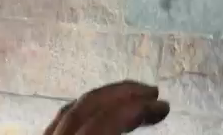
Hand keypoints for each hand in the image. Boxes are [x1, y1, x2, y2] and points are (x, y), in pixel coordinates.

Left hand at [44, 82, 169, 134]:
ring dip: (104, 98)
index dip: (138, 107)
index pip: (106, 119)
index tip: (163, 105)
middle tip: (152, 92)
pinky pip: (59, 122)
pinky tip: (99, 113)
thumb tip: (158, 112)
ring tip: (131, 97)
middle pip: (86, 105)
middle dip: (123, 93)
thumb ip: (121, 132)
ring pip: (70, 109)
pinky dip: (83, 112)